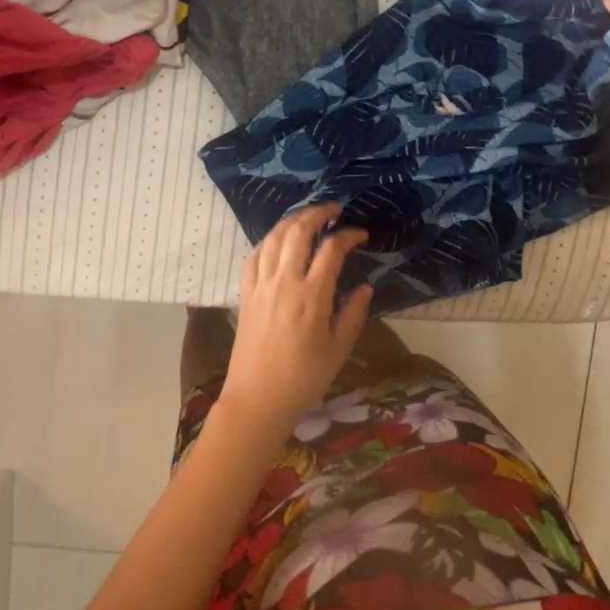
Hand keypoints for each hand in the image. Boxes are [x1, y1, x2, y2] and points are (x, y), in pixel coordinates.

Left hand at [221, 204, 374, 430]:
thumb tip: (365, 286)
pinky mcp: (245, 293)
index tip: (360, 234)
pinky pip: (254, 254)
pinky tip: (278, 240)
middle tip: (333, 211)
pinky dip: (269, 240)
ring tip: (308, 218)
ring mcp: (260, 285)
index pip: (331, 249)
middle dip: (317, 213)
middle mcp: (284, 283)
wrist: (257, 398)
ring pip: (274, 237)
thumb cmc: (304, 378)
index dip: (348, 235)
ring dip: (292, 221)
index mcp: (311, 296)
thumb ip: (353, 313)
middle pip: (297, 231)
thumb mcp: (339, 349)